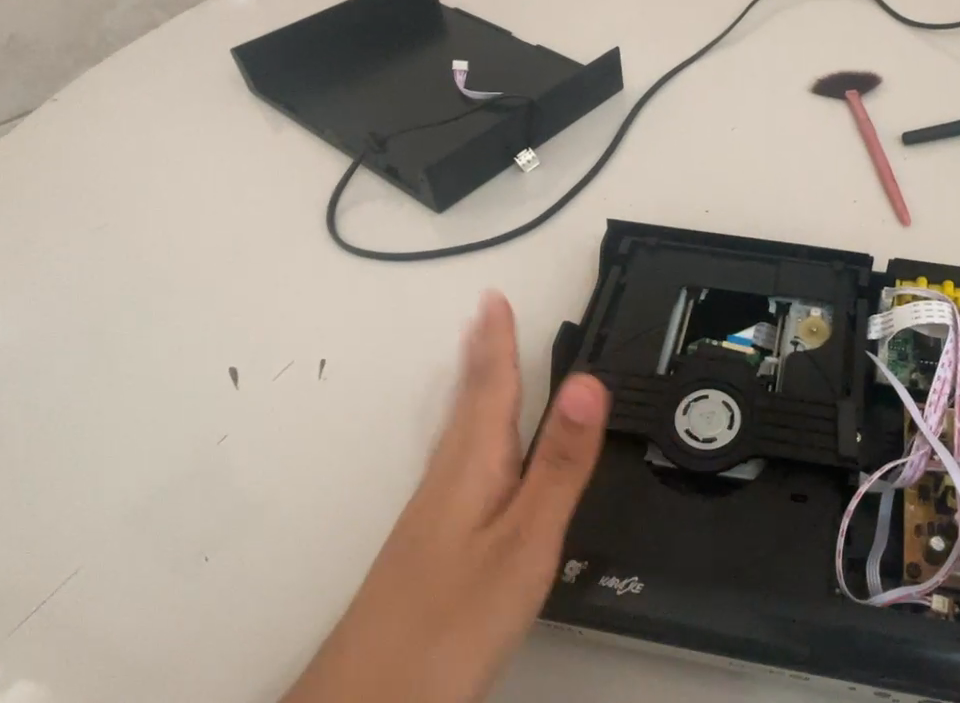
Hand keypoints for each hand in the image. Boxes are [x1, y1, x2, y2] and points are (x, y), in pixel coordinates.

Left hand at [282, 292, 610, 702]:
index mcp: (475, 465)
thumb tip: (587, 382)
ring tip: (479, 359)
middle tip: (484, 312)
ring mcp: (434, 512)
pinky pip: (456, 461)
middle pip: (469, 402)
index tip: (493, 297)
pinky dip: (469, 431)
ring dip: (473, 387)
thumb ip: (559, 463)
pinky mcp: (430, 542)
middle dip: (481, 355)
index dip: (498, 342)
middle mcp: (449, 477)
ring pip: (459, 431)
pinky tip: (471, 452)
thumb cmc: (456, 616)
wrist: (372, 698)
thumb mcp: (527, 539)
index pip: (492, 387)